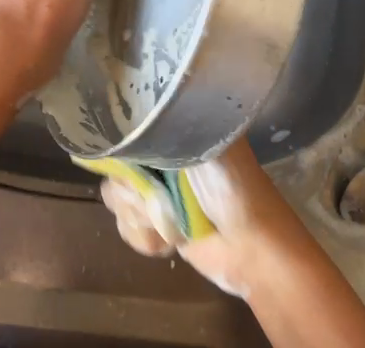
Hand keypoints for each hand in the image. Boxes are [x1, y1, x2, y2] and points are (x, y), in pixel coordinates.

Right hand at [101, 142, 292, 298]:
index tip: (138, 167)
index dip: (122, 149)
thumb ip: (160, 126)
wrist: (251, 248)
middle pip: (113, 165)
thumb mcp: (200, 142)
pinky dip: (146, 238)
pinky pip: (125, 226)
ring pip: (115, 198)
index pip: (123, 126)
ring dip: (142, 217)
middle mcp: (158, 153)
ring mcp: (155, 189)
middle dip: (133, 191)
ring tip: (172, 223)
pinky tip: (171, 241)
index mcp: (171, 125)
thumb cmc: (231, 186)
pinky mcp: (155, 222)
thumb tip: (128, 116)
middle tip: (162, 199)